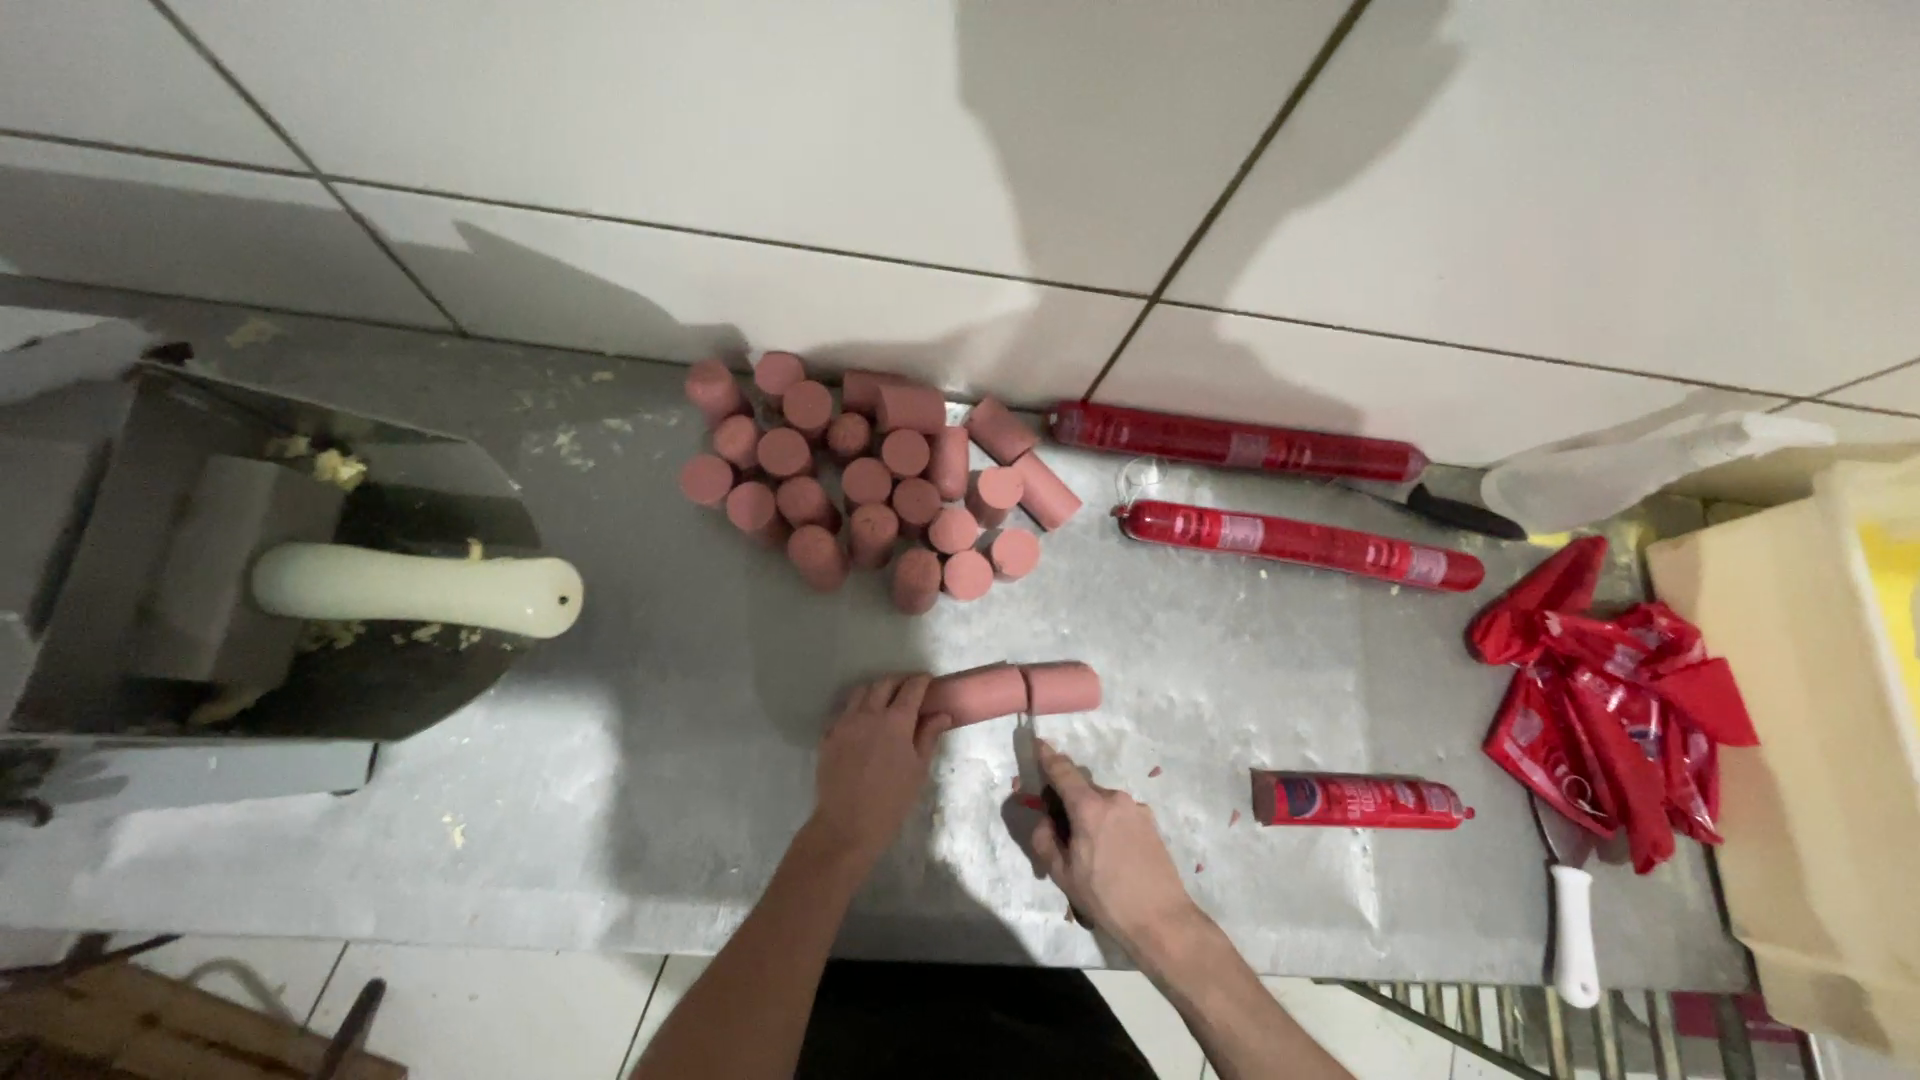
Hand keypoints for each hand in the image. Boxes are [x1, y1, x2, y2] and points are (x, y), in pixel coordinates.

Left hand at [806, 674, 952, 872]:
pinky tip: (862, 724)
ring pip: (860, 693)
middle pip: (884, 684)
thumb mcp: (918, 769)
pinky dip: (856, 710)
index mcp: (895, 721)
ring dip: (875, 691)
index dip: (922, 681)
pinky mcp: (828, 735)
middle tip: (909, 690)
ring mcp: (844, 723)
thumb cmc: (892, 799)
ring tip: (884, 702)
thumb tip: (941, 714)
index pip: (911, 688)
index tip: (928, 680)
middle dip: (899, 681)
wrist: (848, 823)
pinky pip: (844, 713)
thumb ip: (929, 736)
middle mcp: (868, 714)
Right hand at [1031, 740, 1203, 963]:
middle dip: (1067, 802)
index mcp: (1090, 807)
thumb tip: (1045, 820)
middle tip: (1061, 834)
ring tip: (1090, 853)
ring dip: (1089, 816)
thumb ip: (1044, 840)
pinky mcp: (1151, 822)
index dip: (1047, 756)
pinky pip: (1119, 814)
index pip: (1062, 771)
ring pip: (1101, 803)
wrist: (1162, 919)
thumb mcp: (1062, 874)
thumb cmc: (1106, 898)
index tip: (1037, 742)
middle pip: (1082, 789)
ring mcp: (1137, 809)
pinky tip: (1112, 855)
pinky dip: (1108, 824)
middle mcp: (1115, 799)